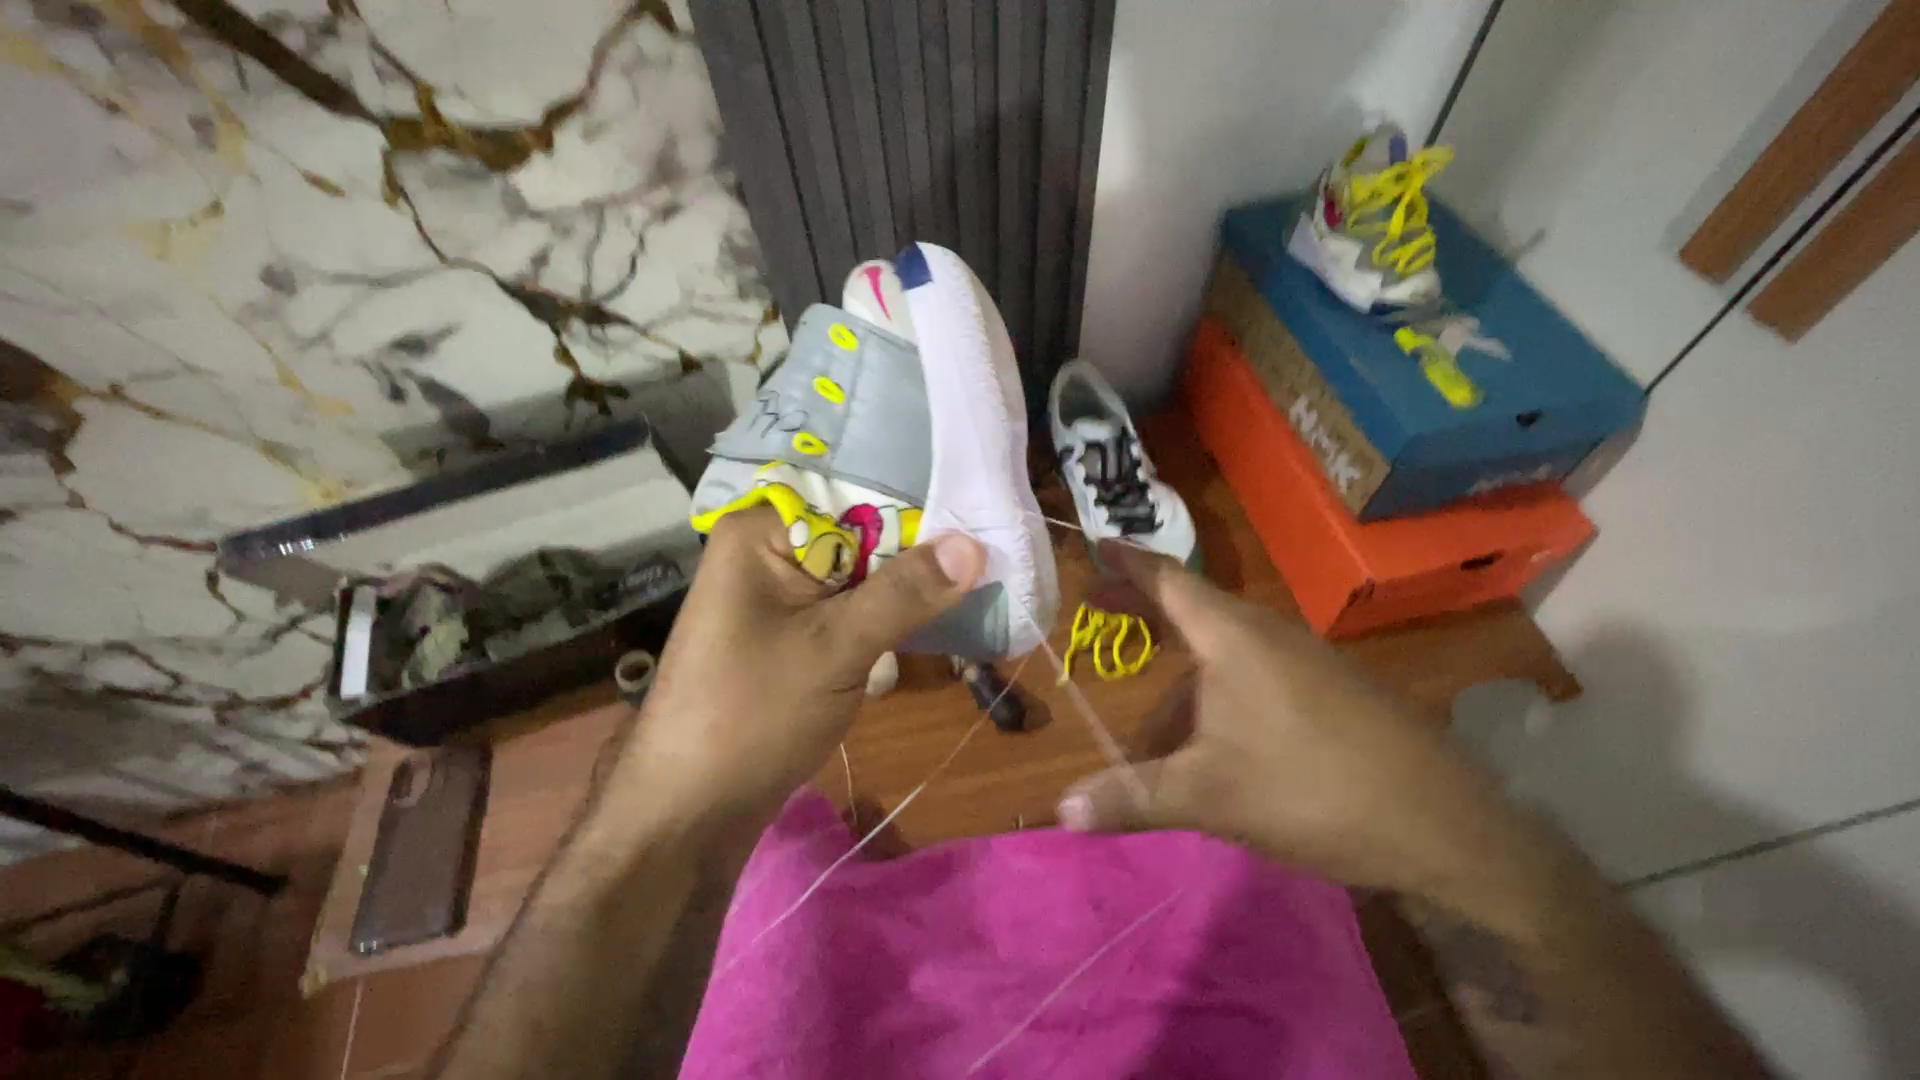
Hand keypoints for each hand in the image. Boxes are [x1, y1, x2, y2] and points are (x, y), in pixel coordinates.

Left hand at [623, 505, 984, 822]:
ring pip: (862, 576)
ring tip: (986, 584)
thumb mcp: (835, 647)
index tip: (984, 513)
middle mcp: (768, 553)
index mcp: (762, 533)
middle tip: (996, 554)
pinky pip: (850, 611)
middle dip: (921, 551)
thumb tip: (973, 544)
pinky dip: (890, 618)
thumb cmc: (752, 716)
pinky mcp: (793, 638)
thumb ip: (904, 593)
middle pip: (861, 534)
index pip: (855, 496)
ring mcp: (779, 599)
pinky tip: (942, 622)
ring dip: (911, 589)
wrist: (690, 812)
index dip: (919, 504)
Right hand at [1057, 542, 1525, 901]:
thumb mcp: (1209, 797)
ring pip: (1225, 655)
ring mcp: (1307, 662)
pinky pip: (1256, 677)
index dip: (1128, 562)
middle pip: (1194, 610)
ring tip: (1152, 734)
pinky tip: (1215, 750)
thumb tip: (1061, 809)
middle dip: (1143, 611)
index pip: (1170, 581)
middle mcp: (1270, 635)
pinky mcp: (1332, 692)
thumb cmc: (1311, 791)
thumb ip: (1132, 797)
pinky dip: (1218, 696)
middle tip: (1098, 609)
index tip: (1096, 544)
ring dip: (1181, 680)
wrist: (1445, 824)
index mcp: (1234, 639)